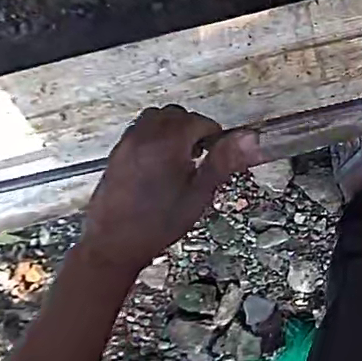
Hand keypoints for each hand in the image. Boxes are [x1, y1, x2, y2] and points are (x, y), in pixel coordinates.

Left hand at [77, 106, 257, 273]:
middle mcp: (144, 138)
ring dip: (172, 129)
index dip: (213, 134)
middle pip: (175, 114)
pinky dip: (154, 138)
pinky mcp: (116, 156)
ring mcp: (126, 145)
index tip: (217, 150)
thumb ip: (223, 160)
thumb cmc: (157, 223)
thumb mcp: (199, 193)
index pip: (198, 120)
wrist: (113, 245)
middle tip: (202, 152)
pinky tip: (161, 164)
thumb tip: (248, 139)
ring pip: (154, 119)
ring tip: (182, 156)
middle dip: (192, 127)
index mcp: (167, 143)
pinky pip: (139, 132)